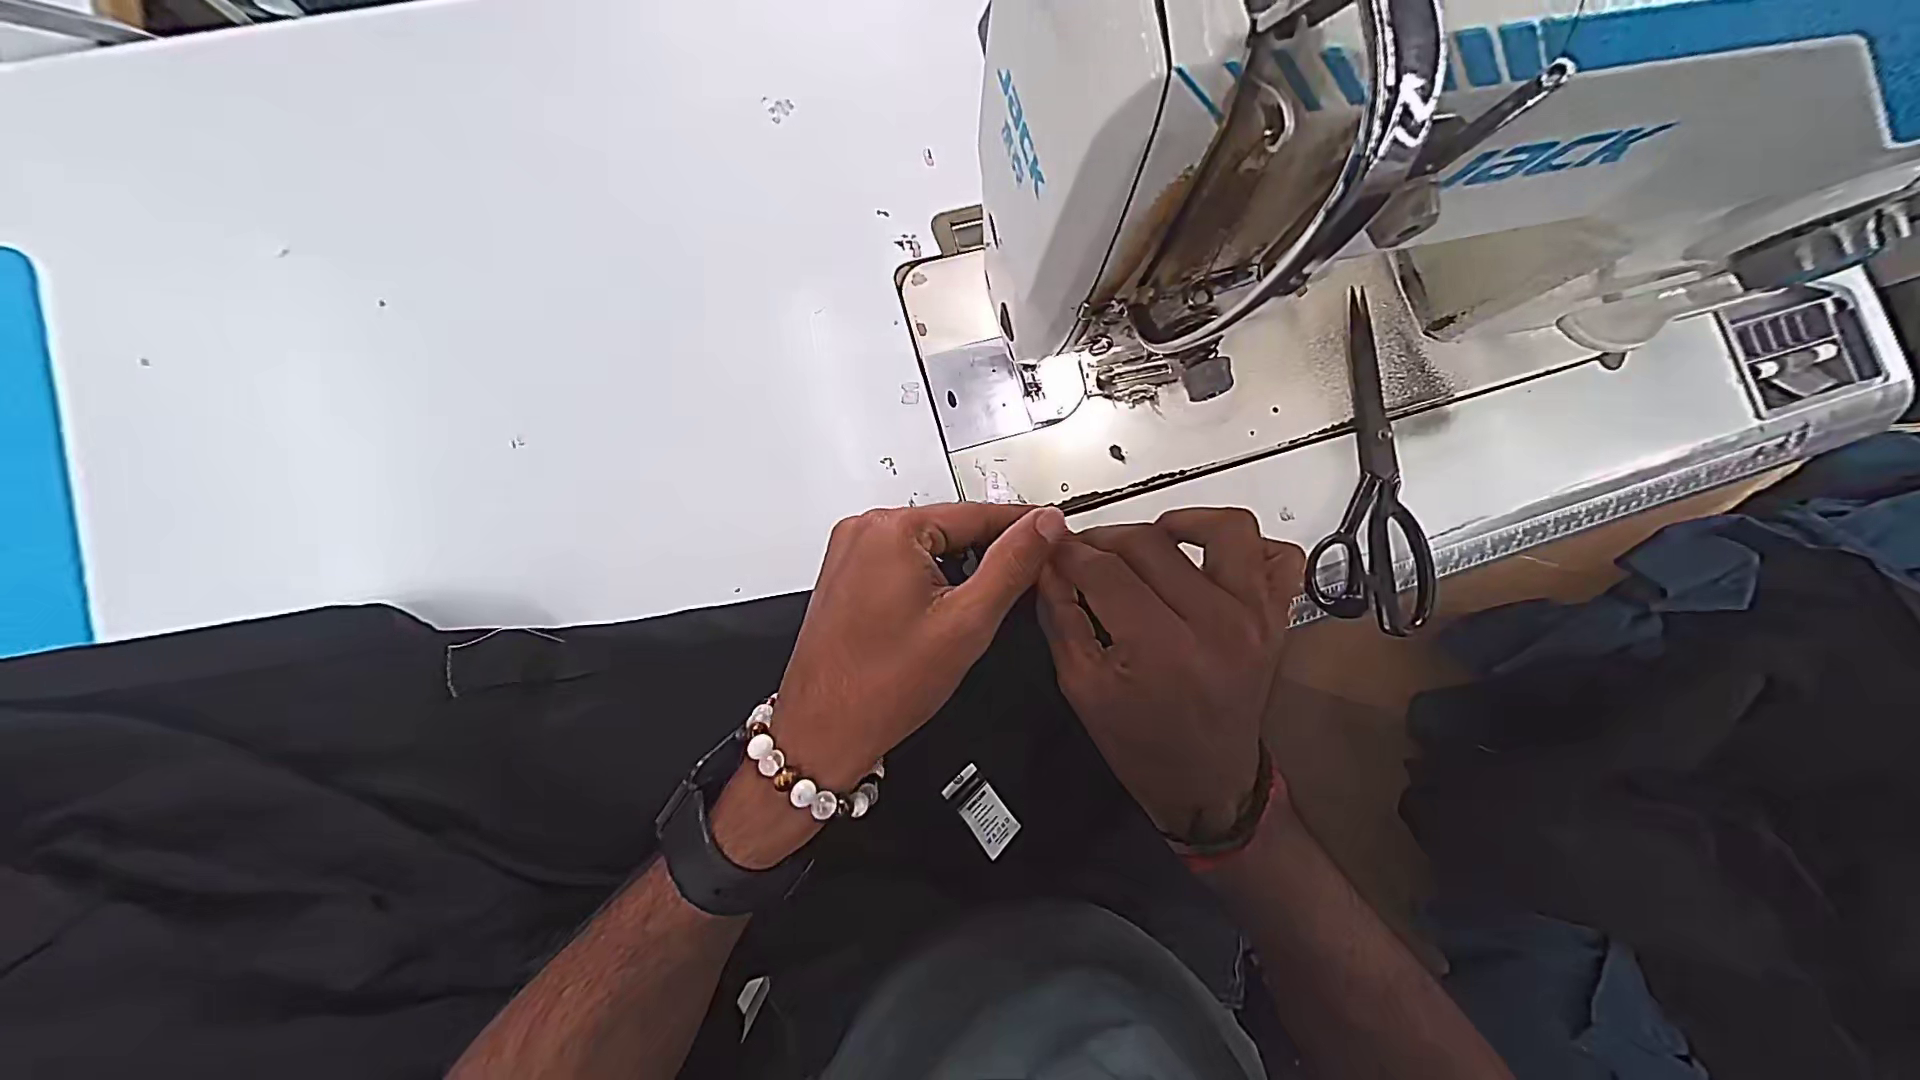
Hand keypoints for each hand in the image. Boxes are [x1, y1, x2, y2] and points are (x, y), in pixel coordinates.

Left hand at [711, 503, 1068, 867]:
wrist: (825, 728)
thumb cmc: (878, 686)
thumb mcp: (966, 621)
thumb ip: (1012, 565)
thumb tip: (1041, 526)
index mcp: (889, 530)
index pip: (977, 513)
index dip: (1023, 527)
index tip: (1050, 535)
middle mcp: (863, 532)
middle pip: (951, 527)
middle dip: (992, 551)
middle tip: (1029, 574)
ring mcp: (851, 552)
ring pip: (929, 545)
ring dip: (962, 566)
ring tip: (986, 600)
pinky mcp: (848, 573)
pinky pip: (903, 561)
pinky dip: (933, 577)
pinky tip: (947, 608)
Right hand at [1036, 508, 1303, 840]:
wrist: (1205, 782)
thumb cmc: (1145, 746)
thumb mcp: (1081, 686)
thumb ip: (1061, 616)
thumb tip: (1049, 567)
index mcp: (1160, 649)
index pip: (1103, 569)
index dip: (1068, 553)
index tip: (1054, 549)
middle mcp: (1216, 626)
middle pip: (1149, 543)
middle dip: (1103, 539)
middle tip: (1085, 552)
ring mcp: (1254, 618)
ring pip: (1223, 529)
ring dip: (1178, 521)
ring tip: (1151, 539)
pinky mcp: (1274, 619)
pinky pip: (1280, 556)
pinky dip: (1247, 545)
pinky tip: (1209, 555)